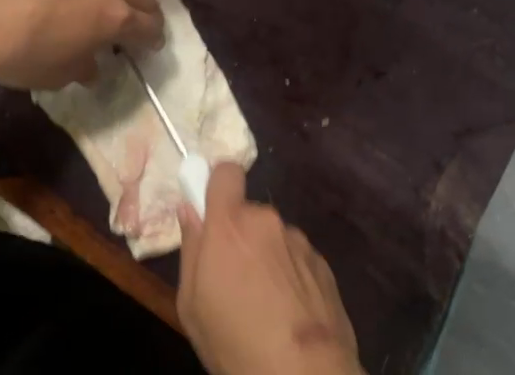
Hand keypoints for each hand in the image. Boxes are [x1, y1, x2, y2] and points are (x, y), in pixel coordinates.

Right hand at [177, 164, 361, 374]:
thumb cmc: (235, 343)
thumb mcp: (191, 304)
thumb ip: (190, 248)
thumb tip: (189, 210)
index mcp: (229, 225)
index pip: (226, 172)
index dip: (218, 185)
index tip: (211, 211)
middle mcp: (267, 222)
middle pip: (249, 214)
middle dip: (240, 236)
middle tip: (233, 279)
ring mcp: (300, 244)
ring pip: (274, 239)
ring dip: (268, 258)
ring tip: (267, 305)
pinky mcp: (325, 268)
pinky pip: (298, 260)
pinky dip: (291, 278)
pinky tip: (290, 315)